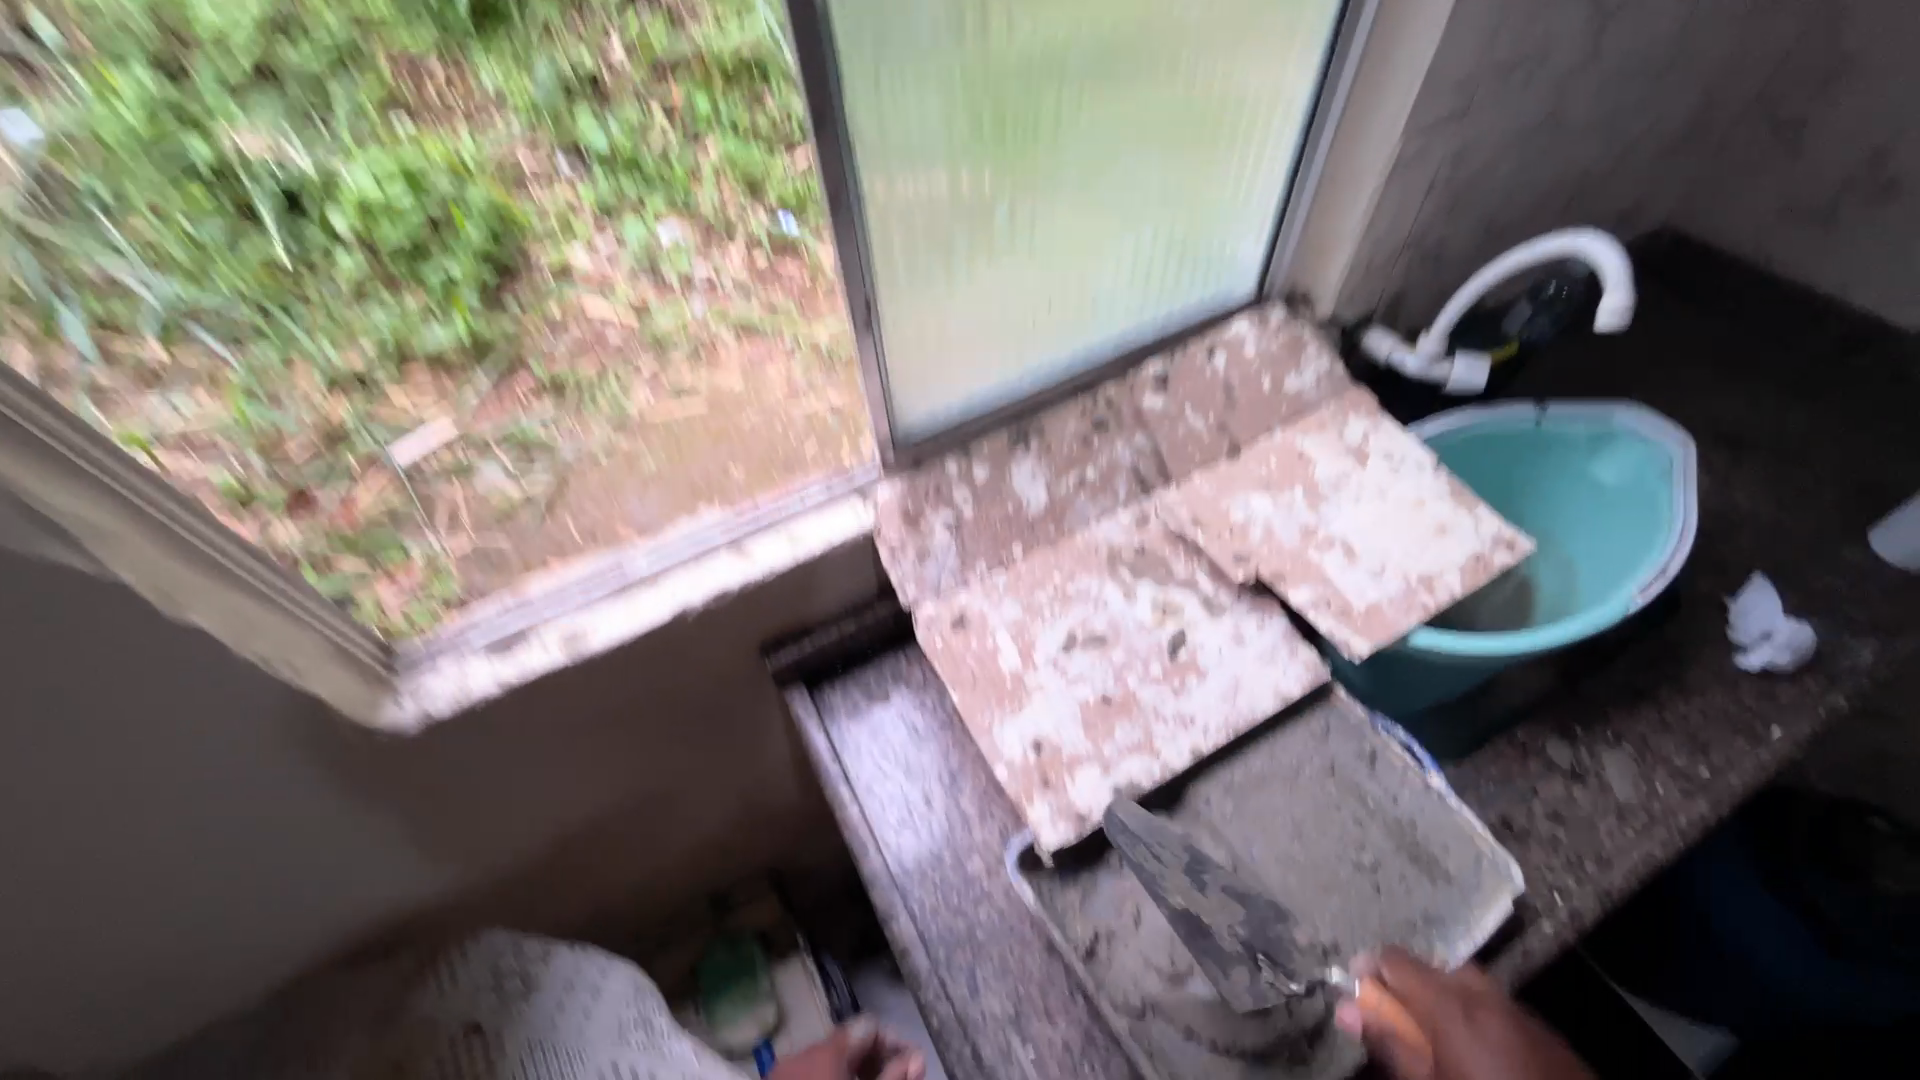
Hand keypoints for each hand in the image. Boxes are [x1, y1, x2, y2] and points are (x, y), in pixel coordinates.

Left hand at [767, 1018, 926, 1079]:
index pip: (869, 1025)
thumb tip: (915, 1058)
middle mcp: (801, 1054)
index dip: (895, 1044)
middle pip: (849, 1042)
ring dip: (857, 1073)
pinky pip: (811, 1077)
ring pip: (830, 1061)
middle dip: (878, 1060)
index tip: (912, 1068)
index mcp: (826, 1050)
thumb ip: (895, 1078)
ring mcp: (781, 1074)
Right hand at [1333, 947, 1595, 1079]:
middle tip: (1402, 1027)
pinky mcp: (1546, 1030)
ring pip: (1466, 986)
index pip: (1393, 958)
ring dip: (1444, 1002)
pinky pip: (1496, 1007)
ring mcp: (1519, 1008)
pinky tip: (1481, 1054)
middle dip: (1410, 990)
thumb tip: (1346, 1006)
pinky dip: (1477, 1018)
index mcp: (1450, 1001)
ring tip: (1441, 1041)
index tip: (1359, 998)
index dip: (1369, 972)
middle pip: (1431, 968)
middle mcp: (1483, 991)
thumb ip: (1389, 1043)